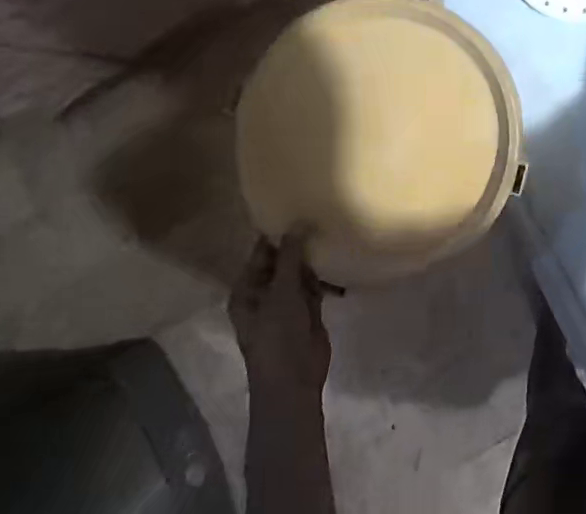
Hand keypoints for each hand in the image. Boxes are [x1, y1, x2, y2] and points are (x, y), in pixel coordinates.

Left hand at [230, 228, 330, 395]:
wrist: (293, 380)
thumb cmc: (276, 335)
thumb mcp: (281, 293)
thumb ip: (290, 257)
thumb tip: (298, 223)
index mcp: (247, 288)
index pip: (262, 251)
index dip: (278, 231)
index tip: (298, 206)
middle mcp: (265, 292)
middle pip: (283, 260)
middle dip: (300, 243)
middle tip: (321, 213)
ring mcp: (287, 302)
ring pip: (300, 272)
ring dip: (313, 259)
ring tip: (332, 230)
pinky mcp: (308, 311)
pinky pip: (315, 285)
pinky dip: (324, 276)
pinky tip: (338, 258)